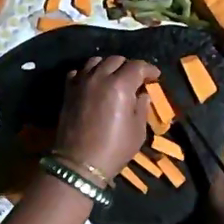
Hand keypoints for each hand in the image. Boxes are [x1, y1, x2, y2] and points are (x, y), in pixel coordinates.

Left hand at [56, 56, 159, 180]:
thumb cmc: (114, 148)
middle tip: (135, 79)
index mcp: (120, 85)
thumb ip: (142, 107)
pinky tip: (93, 84)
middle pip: (116, 60)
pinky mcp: (68, 91)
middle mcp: (100, 77)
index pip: (137, 66)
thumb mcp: (138, 130)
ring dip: (107, 66)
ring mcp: (81, 82)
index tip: (155, 76)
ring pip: (96, 62)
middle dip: (128, 66)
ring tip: (113, 78)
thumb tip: (142, 94)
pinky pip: (78, 72)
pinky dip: (88, 74)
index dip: (149, 69)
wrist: (79, 163)